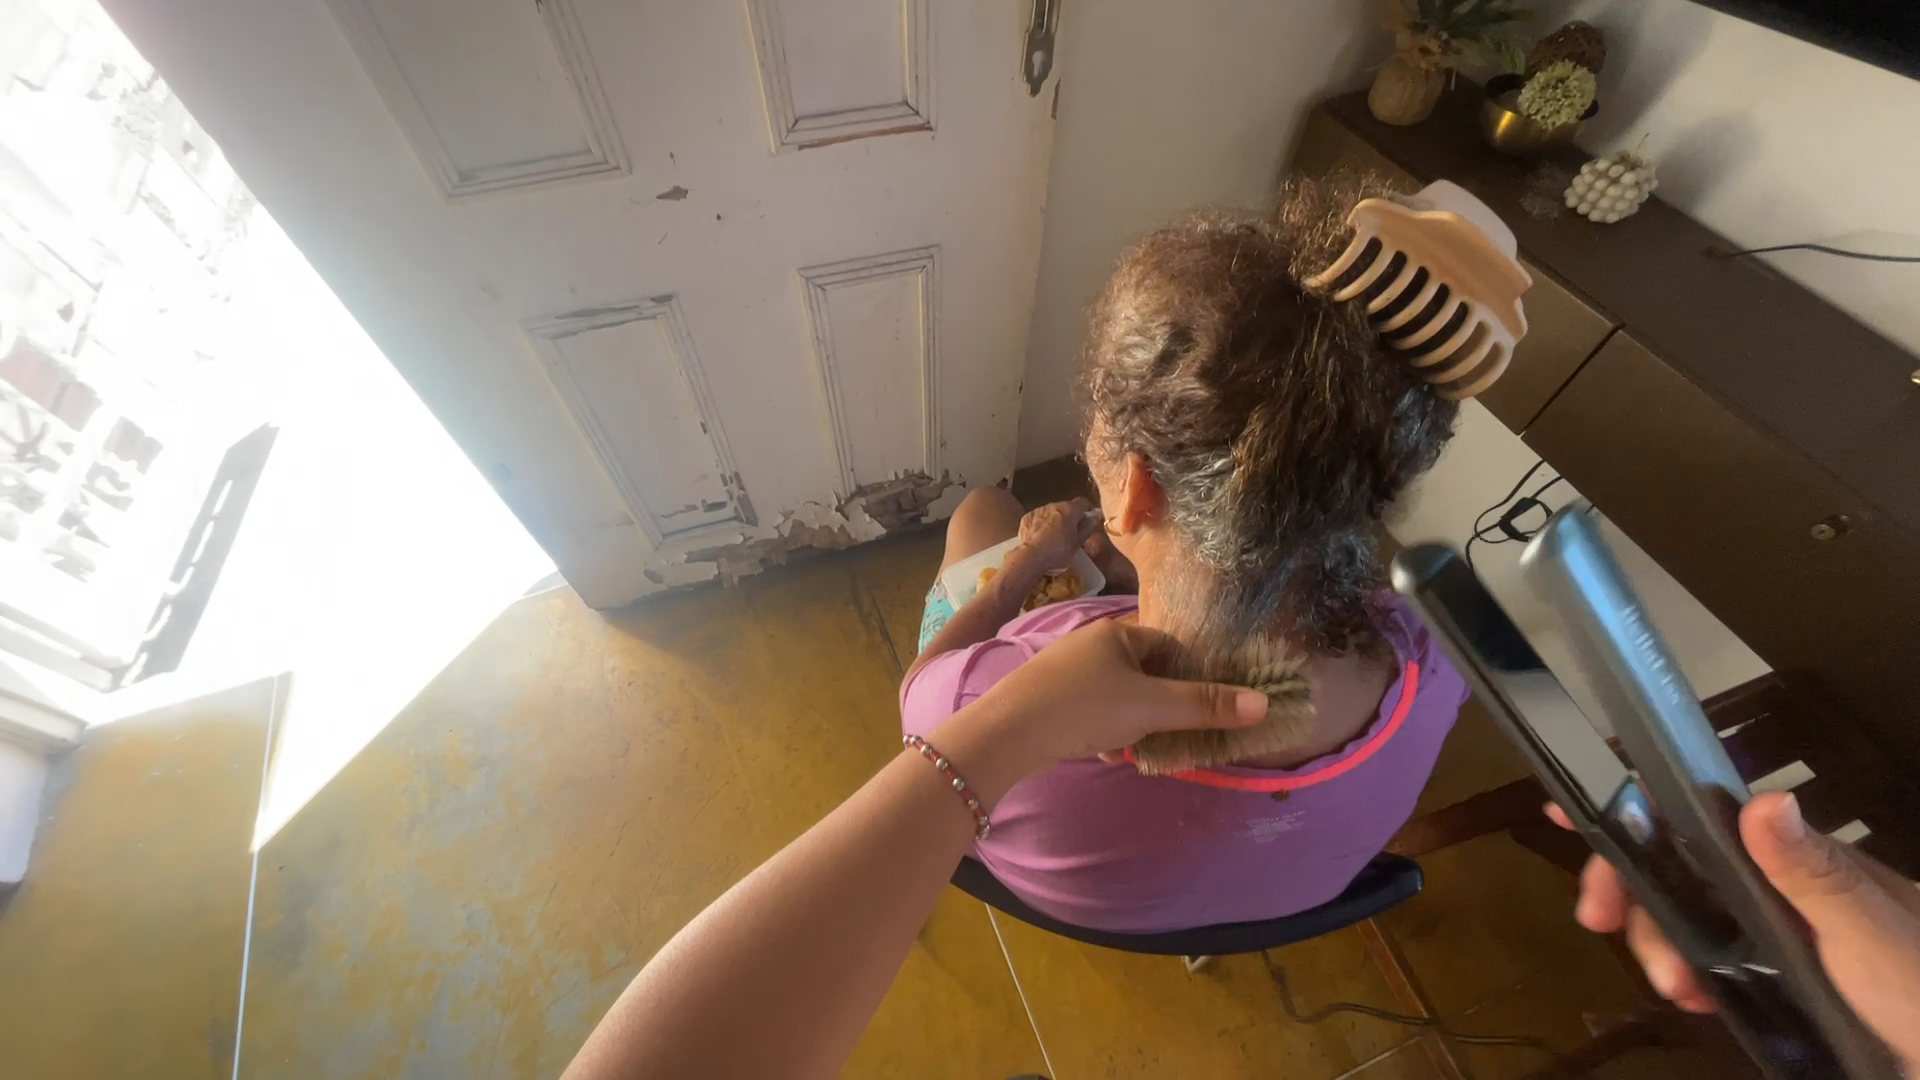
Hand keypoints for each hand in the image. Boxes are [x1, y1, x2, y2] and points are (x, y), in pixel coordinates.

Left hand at [930, 620, 1265, 806]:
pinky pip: (1092, 708)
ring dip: (1134, 719)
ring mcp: (1065, 670)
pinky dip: (1106, 727)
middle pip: (1142, 670)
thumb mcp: (1152, 706)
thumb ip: (1205, 704)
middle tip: (1178, 729)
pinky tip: (1109, 749)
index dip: (1190, 672)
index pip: (1166, 644)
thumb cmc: (1085, 706)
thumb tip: (1264, 701)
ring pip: (1117, 692)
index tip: (1207, 702)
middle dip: (1161, 701)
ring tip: (1145, 745)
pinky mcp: (1049, 697)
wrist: (1011, 731)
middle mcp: (1089, 643)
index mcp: (1115, 633)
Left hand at [1015, 498, 1095, 570]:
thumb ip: (1087, 528)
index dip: (1087, 511)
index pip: (1083, 503)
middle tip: (1071, 533)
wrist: (1031, 557)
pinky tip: (1040, 538)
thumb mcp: (1077, 543)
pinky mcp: (1027, 518)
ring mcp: (1038, 510)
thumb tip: (1095, 517)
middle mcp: (1054, 505)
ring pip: (1051, 512)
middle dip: (1070, 517)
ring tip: (1054, 537)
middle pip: (1066, 507)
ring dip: (1055, 520)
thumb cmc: (1059, 552)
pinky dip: (1041, 524)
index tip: (1087, 522)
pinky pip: (1038, 518)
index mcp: (1070, 509)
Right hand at [1553, 794, 1919, 1071]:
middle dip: (1624, 889)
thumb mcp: (1876, 939)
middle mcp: (1767, 880)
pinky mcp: (1769, 967)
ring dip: (1655, 944)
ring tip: (1675, 990)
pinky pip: (1700, 955)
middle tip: (1595, 920)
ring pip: (1676, 912)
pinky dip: (1682, 972)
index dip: (1625, 808)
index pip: (1688, 813)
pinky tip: (1693, 998)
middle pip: (1666, 864)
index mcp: (1787, 858)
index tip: (1564, 814)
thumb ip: (1816, 875)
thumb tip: (1763, 798)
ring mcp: (1766, 924)